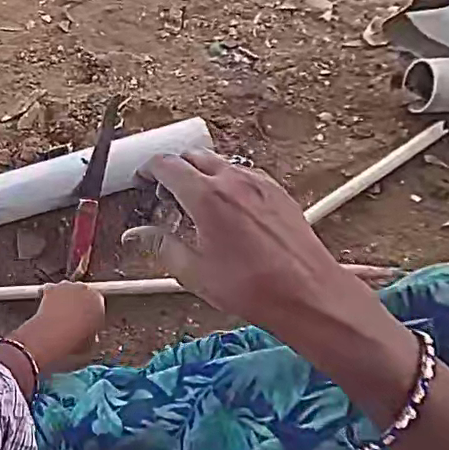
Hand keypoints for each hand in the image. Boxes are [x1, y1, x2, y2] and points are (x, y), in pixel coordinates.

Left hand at [8, 281, 103, 369]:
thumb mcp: (91, 342)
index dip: (92, 313)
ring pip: (67, 290)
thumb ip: (93, 334)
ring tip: (60, 315)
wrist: (52, 336)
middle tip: (74, 319)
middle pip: (82, 293)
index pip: (97, 303)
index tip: (87, 322)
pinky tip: (50, 310)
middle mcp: (83, 289)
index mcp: (98, 300)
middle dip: (79, 303)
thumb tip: (90, 336)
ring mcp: (66, 286)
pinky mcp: (50, 288)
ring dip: (65, 298)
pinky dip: (51, 297)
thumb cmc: (74, 339)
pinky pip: (52, 290)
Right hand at [135, 150, 394, 342]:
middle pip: (193, 155)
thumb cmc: (255, 287)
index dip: (148, 169)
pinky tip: (227, 210)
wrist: (309, 294)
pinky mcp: (278, 192)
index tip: (143, 178)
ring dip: (201, 173)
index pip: (167, 164)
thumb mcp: (193, 272)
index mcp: (206, 196)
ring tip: (195, 203)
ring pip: (219, 162)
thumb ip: (160, 245)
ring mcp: (259, 183)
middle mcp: (233, 181)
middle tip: (164, 191)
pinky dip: (227, 181)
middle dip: (174, 168)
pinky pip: (243, 174)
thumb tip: (139, 236)